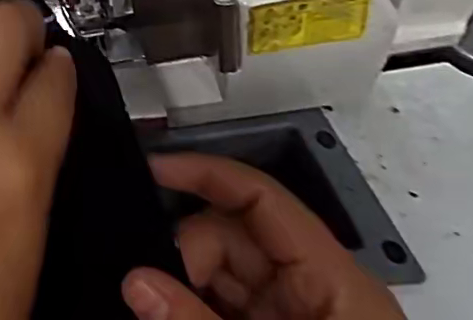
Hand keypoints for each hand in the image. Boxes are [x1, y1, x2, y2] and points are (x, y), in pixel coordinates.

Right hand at [121, 154, 405, 319]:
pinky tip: (172, 317)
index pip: (262, 197)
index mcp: (336, 284)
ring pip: (224, 272)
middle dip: (186, 251)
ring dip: (185, 284)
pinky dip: (195, 310)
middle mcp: (318, 292)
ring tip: (159, 309)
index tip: (153, 168)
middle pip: (233, 235)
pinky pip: (227, 307)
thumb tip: (136, 281)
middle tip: (151, 287)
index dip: (206, 171)